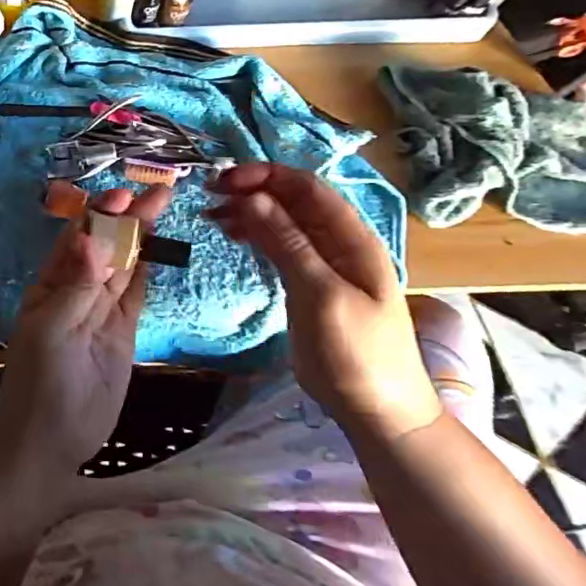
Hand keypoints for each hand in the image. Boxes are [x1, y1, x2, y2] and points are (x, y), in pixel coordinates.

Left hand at [0, 185, 173, 479]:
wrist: (50, 440)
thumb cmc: (40, 381)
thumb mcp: (52, 329)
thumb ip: (77, 285)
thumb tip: (91, 238)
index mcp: (51, 285)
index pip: (78, 239)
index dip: (100, 215)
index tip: (124, 194)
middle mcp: (77, 292)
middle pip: (107, 247)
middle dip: (128, 219)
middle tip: (160, 190)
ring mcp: (101, 312)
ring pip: (125, 267)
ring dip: (141, 239)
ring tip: (163, 206)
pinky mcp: (123, 334)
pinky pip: (135, 296)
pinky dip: (146, 272)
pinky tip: (158, 249)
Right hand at [207, 163, 440, 439]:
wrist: (377, 409)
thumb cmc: (356, 351)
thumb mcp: (321, 294)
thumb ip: (288, 244)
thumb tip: (253, 197)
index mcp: (352, 238)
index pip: (308, 188)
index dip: (267, 176)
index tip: (225, 181)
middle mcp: (337, 243)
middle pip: (293, 201)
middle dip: (253, 190)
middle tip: (209, 194)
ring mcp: (322, 264)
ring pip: (282, 223)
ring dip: (249, 212)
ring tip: (212, 213)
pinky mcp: (306, 284)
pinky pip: (278, 247)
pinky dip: (254, 236)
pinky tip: (232, 234)